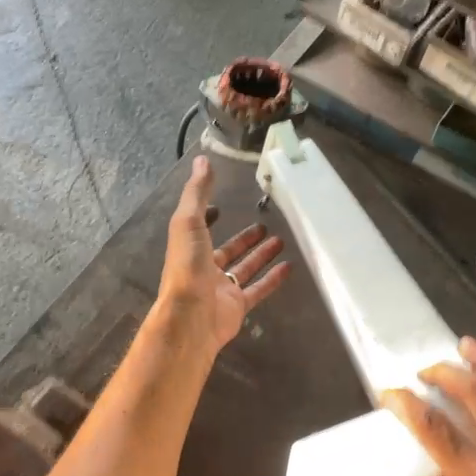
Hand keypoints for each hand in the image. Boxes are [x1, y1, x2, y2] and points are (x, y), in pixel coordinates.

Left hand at [158, 155, 290, 353]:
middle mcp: (204, 268)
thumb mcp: (188, 222)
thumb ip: (197, 193)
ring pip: (244, 269)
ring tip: (280, 239)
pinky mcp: (238, 306)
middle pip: (226, 250)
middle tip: (263, 223)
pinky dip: (272, 279)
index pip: (199, 228)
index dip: (208, 216)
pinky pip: (257, 289)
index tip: (221, 204)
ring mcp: (221, 289)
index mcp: (189, 248)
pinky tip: (288, 267)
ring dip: (260, 255)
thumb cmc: (187, 267)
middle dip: (243, 238)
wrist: (192, 316)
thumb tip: (202, 160)